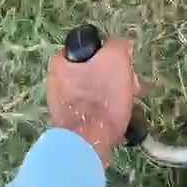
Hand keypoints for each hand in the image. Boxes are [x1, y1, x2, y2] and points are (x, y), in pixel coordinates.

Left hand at [47, 37, 137, 166]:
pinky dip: (104, 110)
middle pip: (95, 69)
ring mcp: (61, 101)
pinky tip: (116, 118)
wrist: (89, 141)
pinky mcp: (70, 120)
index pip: (93, 48)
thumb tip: (122, 45)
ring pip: (95, 89)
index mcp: (61, 59)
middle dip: (115, 77)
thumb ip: (117, 45)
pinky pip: (92, 108)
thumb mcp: (116, 60)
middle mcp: (56, 78)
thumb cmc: (101, 98)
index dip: (112, 56)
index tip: (123, 68)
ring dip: (112, 95)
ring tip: (126, 106)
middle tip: (130, 89)